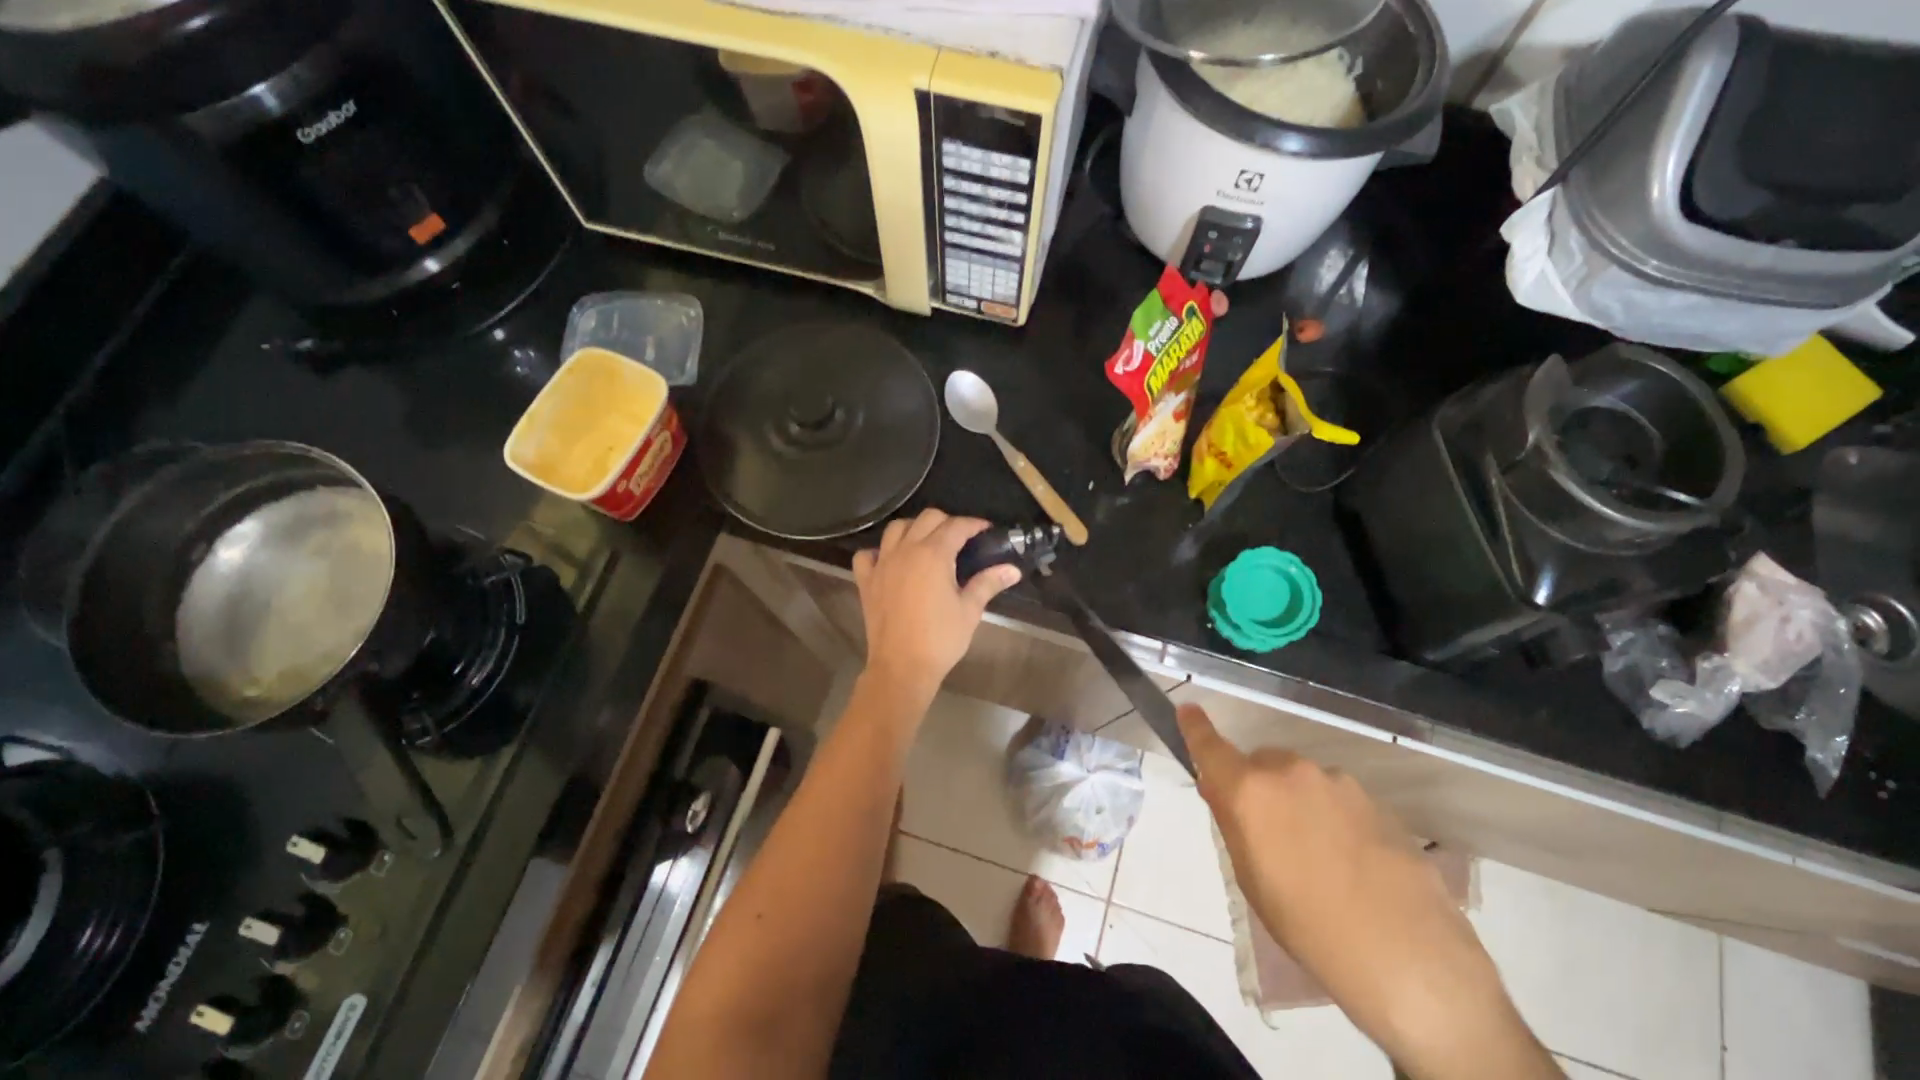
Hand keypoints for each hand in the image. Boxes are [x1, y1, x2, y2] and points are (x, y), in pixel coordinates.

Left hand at [852, 510, 1020, 699]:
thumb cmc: (940, 639)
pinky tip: (891, 561)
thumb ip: (988, 583)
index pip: (956, 526)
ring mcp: (882, 564)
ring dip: (914, 529)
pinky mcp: (866, 581)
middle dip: (947, 522)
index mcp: (933, 554)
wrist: (902, 667)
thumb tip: (1013, 569)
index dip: (974, 525)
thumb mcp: (969, 610)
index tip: (985, 531)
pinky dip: (879, 551)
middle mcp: (905, 550)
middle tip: (961, 539)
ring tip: (927, 544)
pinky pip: (867, 554)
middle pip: (927, 518)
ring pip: (896, 529)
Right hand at [1176, 705, 1557, 1079]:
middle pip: (1262, 764)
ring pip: (1303, 782)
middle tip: (1262, 834)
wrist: (1405, 953)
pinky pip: (1338, 800)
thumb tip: (1222, 791)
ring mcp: (1341, 784)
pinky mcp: (1378, 802)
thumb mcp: (1251, 880)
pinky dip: (1332, 819)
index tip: (1188, 711)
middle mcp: (1294, 773)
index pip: (1212, 747)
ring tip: (1312, 860)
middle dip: (1256, 786)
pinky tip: (1348, 865)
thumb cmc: (1307, 925)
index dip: (1197, 729)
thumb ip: (1234, 825)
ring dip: (1297, 804)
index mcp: (1252, 791)